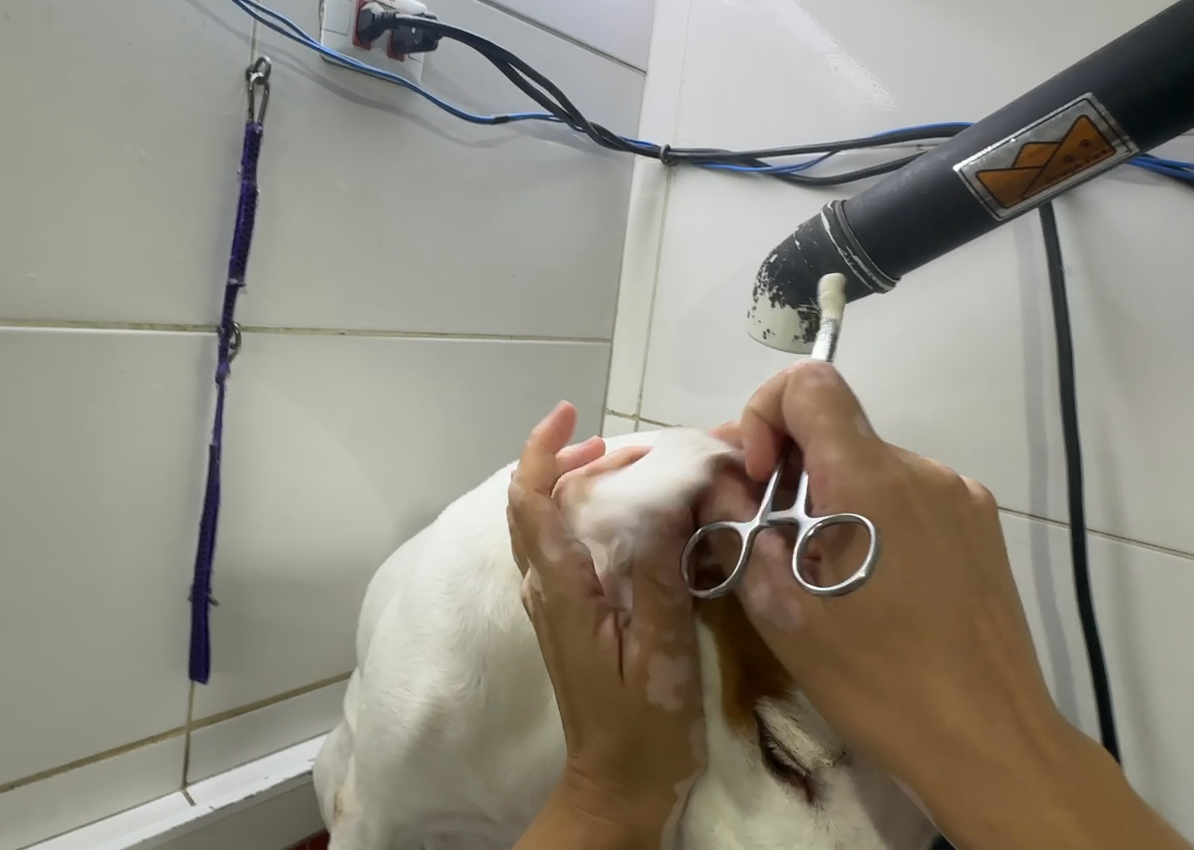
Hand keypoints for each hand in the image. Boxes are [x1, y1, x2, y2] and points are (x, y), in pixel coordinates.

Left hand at [506, 403, 703, 837]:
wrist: (615, 781)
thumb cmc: (642, 725)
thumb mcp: (663, 655)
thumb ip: (659, 579)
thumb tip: (662, 505)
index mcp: (560, 587)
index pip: (532, 500)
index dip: (542, 449)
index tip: (568, 412)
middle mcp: (542, 583)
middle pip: (530, 501)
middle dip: (563, 458)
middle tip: (618, 442)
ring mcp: (548, 596)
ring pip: (542, 519)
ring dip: (573, 482)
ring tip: (624, 464)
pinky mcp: (562, 608)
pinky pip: (559, 542)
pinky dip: (582, 511)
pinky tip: (622, 513)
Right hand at [699, 363, 1076, 821]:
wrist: (993, 748)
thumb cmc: (874, 676)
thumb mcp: (776, 601)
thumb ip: (734, 519)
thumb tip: (717, 477)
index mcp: (869, 480)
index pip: (808, 384)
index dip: (764, 414)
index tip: (759, 479)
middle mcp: (920, 471)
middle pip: (831, 425)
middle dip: (783, 463)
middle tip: (761, 527)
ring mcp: (957, 496)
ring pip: (862, 459)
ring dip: (821, 491)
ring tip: (812, 560)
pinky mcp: (977, 525)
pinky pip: (898, 488)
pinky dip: (861, 508)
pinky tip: (860, 571)